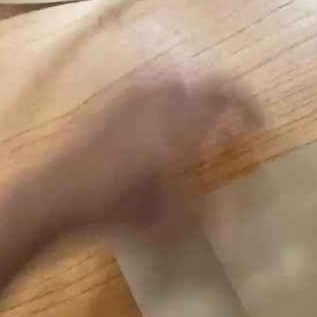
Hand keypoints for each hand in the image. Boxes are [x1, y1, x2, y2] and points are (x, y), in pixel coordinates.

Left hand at [5, 71, 259, 237]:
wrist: (56, 197)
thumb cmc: (118, 207)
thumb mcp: (168, 221)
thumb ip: (206, 221)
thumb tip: (238, 236)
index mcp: (182, 125)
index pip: (226, 101)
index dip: (248, 107)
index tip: (260, 120)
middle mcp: (161, 104)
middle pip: (203, 84)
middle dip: (225, 95)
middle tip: (236, 113)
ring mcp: (132, 101)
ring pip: (174, 81)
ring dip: (195, 91)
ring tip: (201, 110)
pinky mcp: (109, 107)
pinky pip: (146, 88)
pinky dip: (164, 94)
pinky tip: (159, 113)